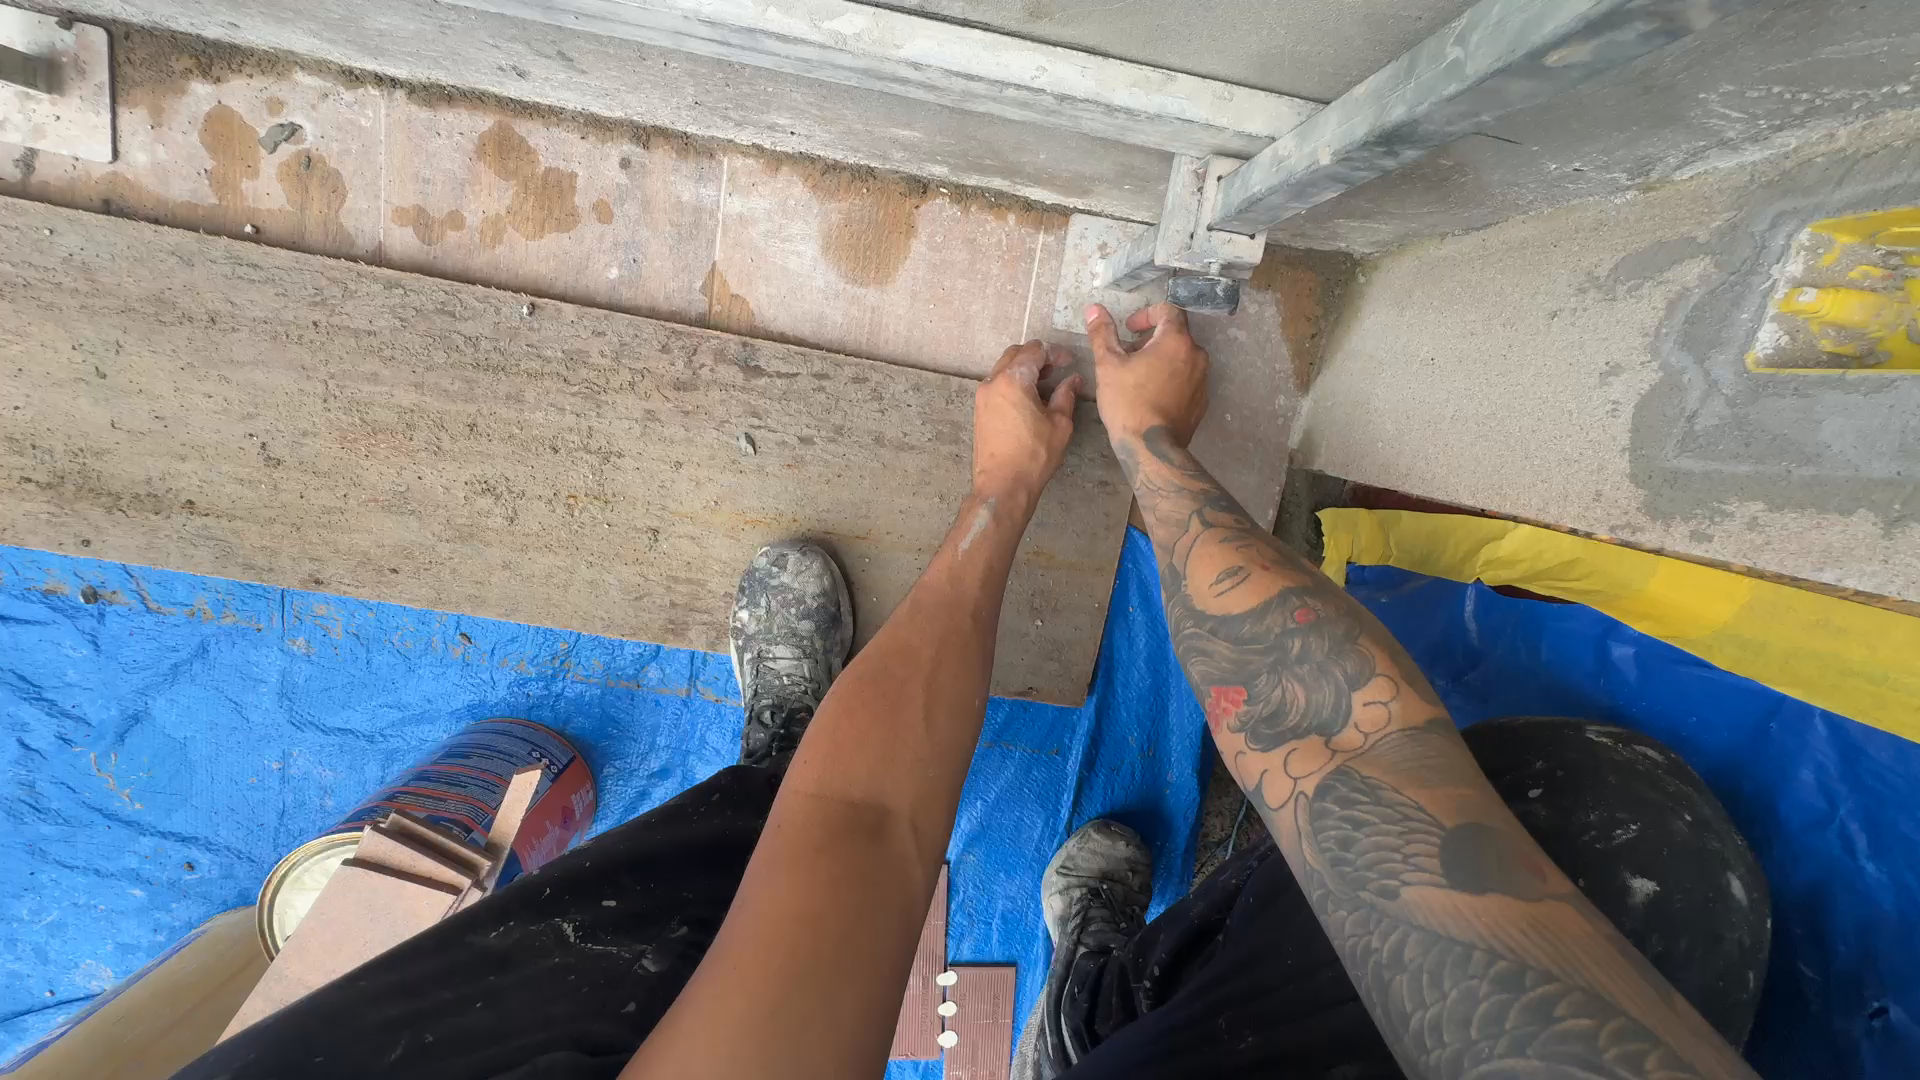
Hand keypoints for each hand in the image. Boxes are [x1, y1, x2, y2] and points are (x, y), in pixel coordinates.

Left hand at [972, 340, 1081, 505]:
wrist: (1003, 486)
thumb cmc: (1034, 455)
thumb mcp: (1060, 424)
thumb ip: (1066, 395)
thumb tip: (1073, 379)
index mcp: (1013, 380)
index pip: (1034, 350)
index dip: (1055, 353)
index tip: (1069, 363)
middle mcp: (992, 382)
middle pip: (1015, 354)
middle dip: (1037, 357)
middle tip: (1056, 370)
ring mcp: (982, 397)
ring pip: (1004, 369)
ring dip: (1024, 370)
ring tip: (1044, 386)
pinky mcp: (979, 411)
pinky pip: (997, 385)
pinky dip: (1013, 383)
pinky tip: (1029, 400)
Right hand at [1084, 302, 1209, 447]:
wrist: (1151, 447)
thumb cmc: (1127, 402)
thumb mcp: (1108, 365)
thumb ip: (1102, 333)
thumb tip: (1094, 308)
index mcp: (1176, 340)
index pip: (1168, 310)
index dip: (1147, 314)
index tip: (1129, 329)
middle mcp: (1197, 355)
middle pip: (1176, 335)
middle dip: (1151, 340)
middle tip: (1128, 356)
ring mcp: (1203, 380)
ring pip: (1182, 359)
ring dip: (1161, 360)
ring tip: (1138, 378)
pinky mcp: (1201, 402)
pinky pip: (1187, 381)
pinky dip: (1171, 380)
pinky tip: (1151, 397)